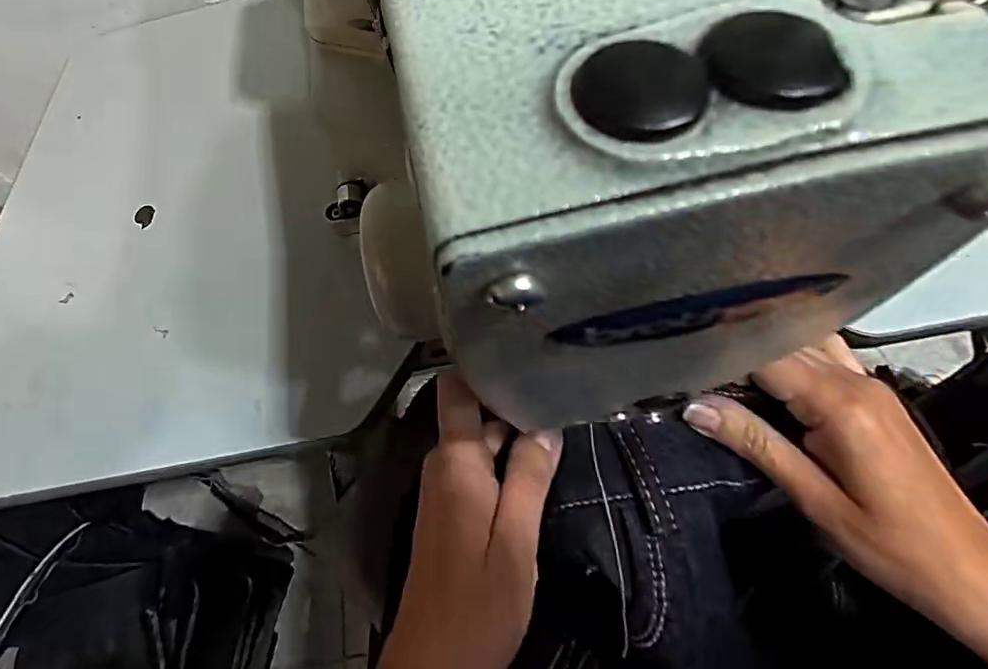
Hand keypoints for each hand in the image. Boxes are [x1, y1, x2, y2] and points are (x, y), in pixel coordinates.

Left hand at [379, 373, 562, 668]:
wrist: (433, 665)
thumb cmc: (477, 603)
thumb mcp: (515, 542)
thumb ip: (529, 478)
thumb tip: (547, 425)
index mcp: (455, 461)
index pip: (455, 389)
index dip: (480, 365)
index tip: (519, 351)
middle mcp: (442, 464)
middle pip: (472, 412)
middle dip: (509, 400)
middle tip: (554, 385)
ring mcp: (442, 488)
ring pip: (477, 440)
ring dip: (509, 431)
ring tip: (553, 416)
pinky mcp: (447, 511)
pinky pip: (476, 466)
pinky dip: (502, 459)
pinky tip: (533, 462)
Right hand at [683, 337, 987, 668]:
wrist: (971, 573)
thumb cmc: (894, 547)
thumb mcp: (815, 500)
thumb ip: (755, 444)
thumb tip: (698, 408)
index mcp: (841, 404)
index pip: (767, 355)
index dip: (724, 349)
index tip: (685, 351)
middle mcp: (858, 382)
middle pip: (786, 339)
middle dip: (740, 342)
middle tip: (696, 353)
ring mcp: (872, 384)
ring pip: (807, 339)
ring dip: (768, 342)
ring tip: (726, 352)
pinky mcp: (878, 394)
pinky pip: (829, 353)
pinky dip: (796, 350)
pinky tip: (775, 364)